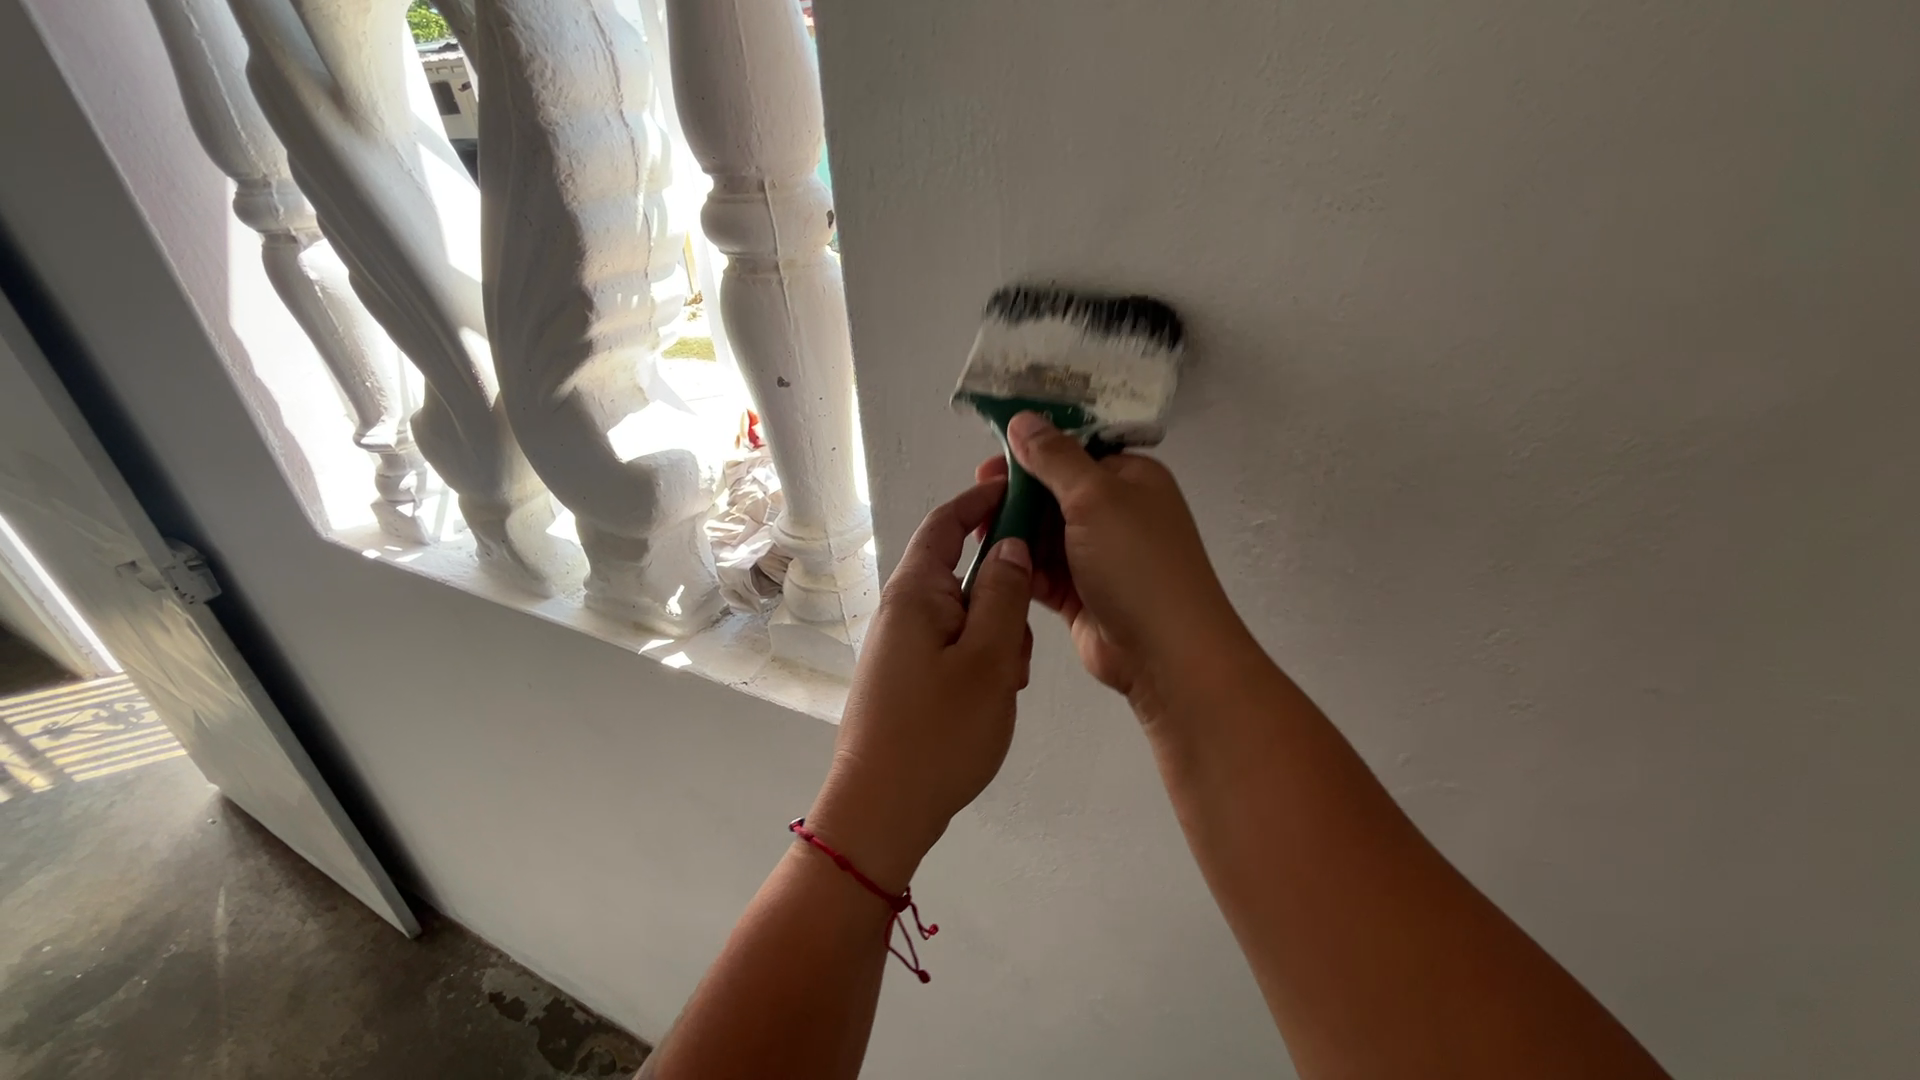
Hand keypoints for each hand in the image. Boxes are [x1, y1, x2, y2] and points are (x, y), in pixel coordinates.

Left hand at [806, 480, 1035, 890]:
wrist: (881, 811)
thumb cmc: (939, 732)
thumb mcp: (989, 658)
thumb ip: (1003, 594)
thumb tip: (1008, 546)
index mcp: (915, 593)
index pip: (945, 524)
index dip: (981, 503)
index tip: (1021, 494)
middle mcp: (901, 611)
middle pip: (958, 571)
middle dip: (1001, 589)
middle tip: (1025, 634)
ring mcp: (900, 647)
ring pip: (962, 615)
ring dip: (996, 633)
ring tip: (1009, 680)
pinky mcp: (905, 678)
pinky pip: (952, 647)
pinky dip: (981, 659)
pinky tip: (993, 697)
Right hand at [977, 412, 1250, 712]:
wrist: (1165, 653)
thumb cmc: (1137, 563)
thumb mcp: (1096, 497)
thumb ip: (1055, 458)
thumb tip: (1023, 420)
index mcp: (1130, 479)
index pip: (1075, 452)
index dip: (1033, 453)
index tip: (992, 462)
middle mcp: (1114, 512)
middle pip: (1053, 493)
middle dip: (1016, 496)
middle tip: (977, 500)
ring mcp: (1096, 555)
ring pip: (1043, 533)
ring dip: (1014, 532)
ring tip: (976, 533)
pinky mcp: (1079, 592)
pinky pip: (1041, 570)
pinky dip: (1020, 566)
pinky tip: (991, 563)